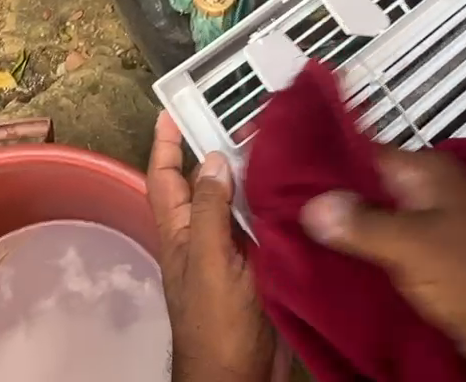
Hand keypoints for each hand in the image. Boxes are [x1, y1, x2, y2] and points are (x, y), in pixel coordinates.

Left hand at [148, 111, 275, 381]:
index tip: (172, 110)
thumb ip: (208, 212)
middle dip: (220, 145)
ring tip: (277, 135)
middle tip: (245, 111)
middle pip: (207, 180)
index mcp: (181, 232)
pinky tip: (300, 178)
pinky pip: (268, 215)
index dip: (165, 143)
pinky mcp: (265, 257)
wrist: (245, 378)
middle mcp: (206, 233)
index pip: (165, 177)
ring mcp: (235, 246)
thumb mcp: (208, 264)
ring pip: (241, 195)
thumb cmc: (217, 326)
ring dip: (254, 167)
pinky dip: (279, 195)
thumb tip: (212, 158)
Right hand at [300, 147, 465, 381]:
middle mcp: (428, 191)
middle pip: (365, 186)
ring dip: (345, 231)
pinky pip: (390, 251)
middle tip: (280, 205)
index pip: (361, 149)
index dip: (322, 155)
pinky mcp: (437, 261)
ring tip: (297, 237)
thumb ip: (364, 223)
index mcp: (425, 172)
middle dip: (328, 197)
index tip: (284, 162)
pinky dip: (365, 257)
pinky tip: (336, 270)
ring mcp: (433, 226)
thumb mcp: (415, 246)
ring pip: (376, 220)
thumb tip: (316, 203)